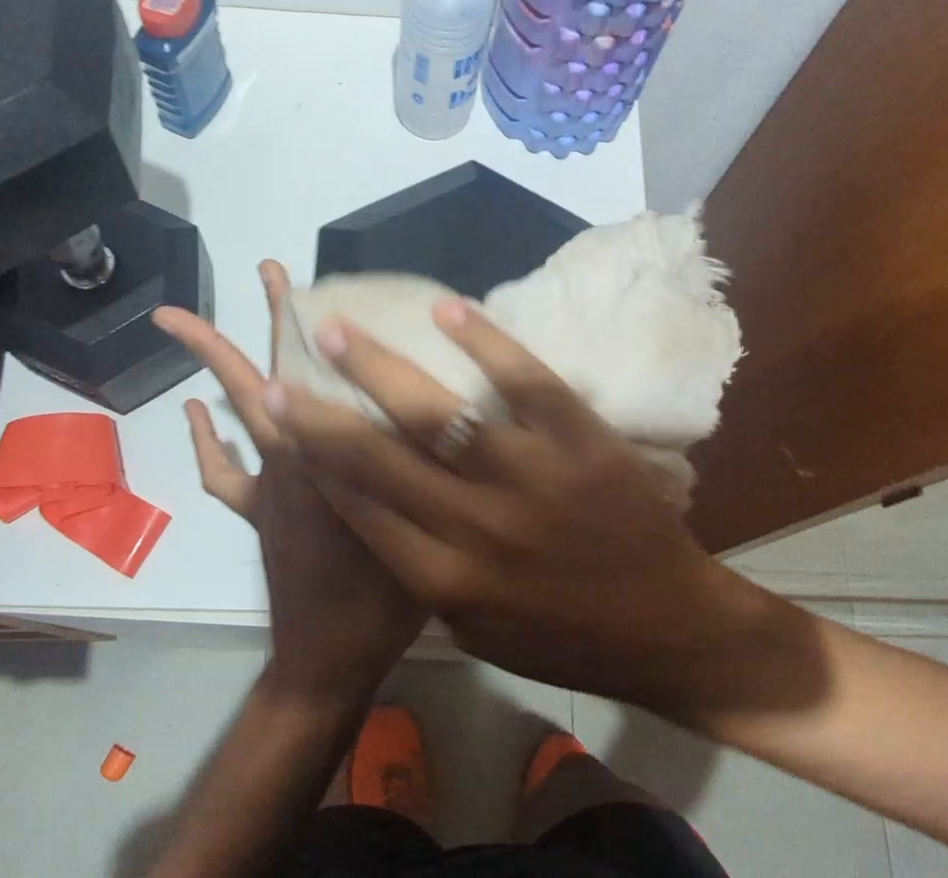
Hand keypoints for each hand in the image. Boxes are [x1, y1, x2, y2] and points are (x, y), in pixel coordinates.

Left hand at [153, 263, 426, 700]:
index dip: (291, 322)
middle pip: (268, 374)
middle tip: (268, 270)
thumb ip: (417, 468)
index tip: (286, 277)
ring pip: (241, 411)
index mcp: (328, 454)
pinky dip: (206, 441)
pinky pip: (224, 472)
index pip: (306, 372)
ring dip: (220, 364)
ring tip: (195, 323)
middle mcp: (293, 456)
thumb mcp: (416, 525)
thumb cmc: (380, 597)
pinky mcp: (259, 512)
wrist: (328, 658)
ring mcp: (268, 484)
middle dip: (266, 319)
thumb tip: (426, 408)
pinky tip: (196, 414)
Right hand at [262, 299, 809, 728]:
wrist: (669, 631)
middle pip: (377, 457)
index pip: (357, 507)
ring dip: (378, 367)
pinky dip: (485, 341)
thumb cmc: (564, 640)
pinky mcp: (583, 442)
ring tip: (335, 328)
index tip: (277, 417)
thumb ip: (422, 572)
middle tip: (280, 368)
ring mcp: (532, 478)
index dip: (310, 457)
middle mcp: (476, 527)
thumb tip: (375, 511)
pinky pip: (526, 381)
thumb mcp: (476, 628)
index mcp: (445, 578)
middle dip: (319, 411)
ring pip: (437, 413)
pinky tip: (447, 308)